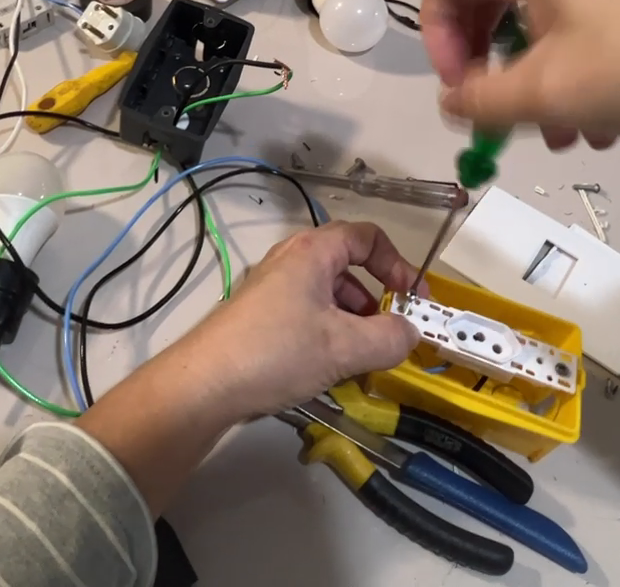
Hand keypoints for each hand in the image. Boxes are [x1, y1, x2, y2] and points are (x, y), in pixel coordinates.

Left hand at [168, 220, 421, 419]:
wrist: (205, 383)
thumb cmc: (277, 352)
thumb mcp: (344, 347)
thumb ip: (389, 338)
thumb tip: (411, 333)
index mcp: (314, 251)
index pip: (368, 237)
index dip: (398, 264)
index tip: (414, 299)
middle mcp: (293, 260)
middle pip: (349, 265)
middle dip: (377, 299)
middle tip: (392, 333)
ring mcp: (274, 287)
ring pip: (330, 294)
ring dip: (355, 321)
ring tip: (365, 359)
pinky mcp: (263, 315)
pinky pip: (310, 313)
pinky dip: (331, 333)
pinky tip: (333, 369)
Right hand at [421, 0, 619, 147]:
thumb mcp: (551, 92)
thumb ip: (481, 100)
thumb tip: (450, 101)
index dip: (433, 35)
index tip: (458, 87)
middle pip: (491, 1)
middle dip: (485, 64)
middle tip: (498, 113)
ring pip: (543, 24)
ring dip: (534, 82)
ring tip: (560, 137)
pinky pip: (588, 31)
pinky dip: (578, 76)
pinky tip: (606, 126)